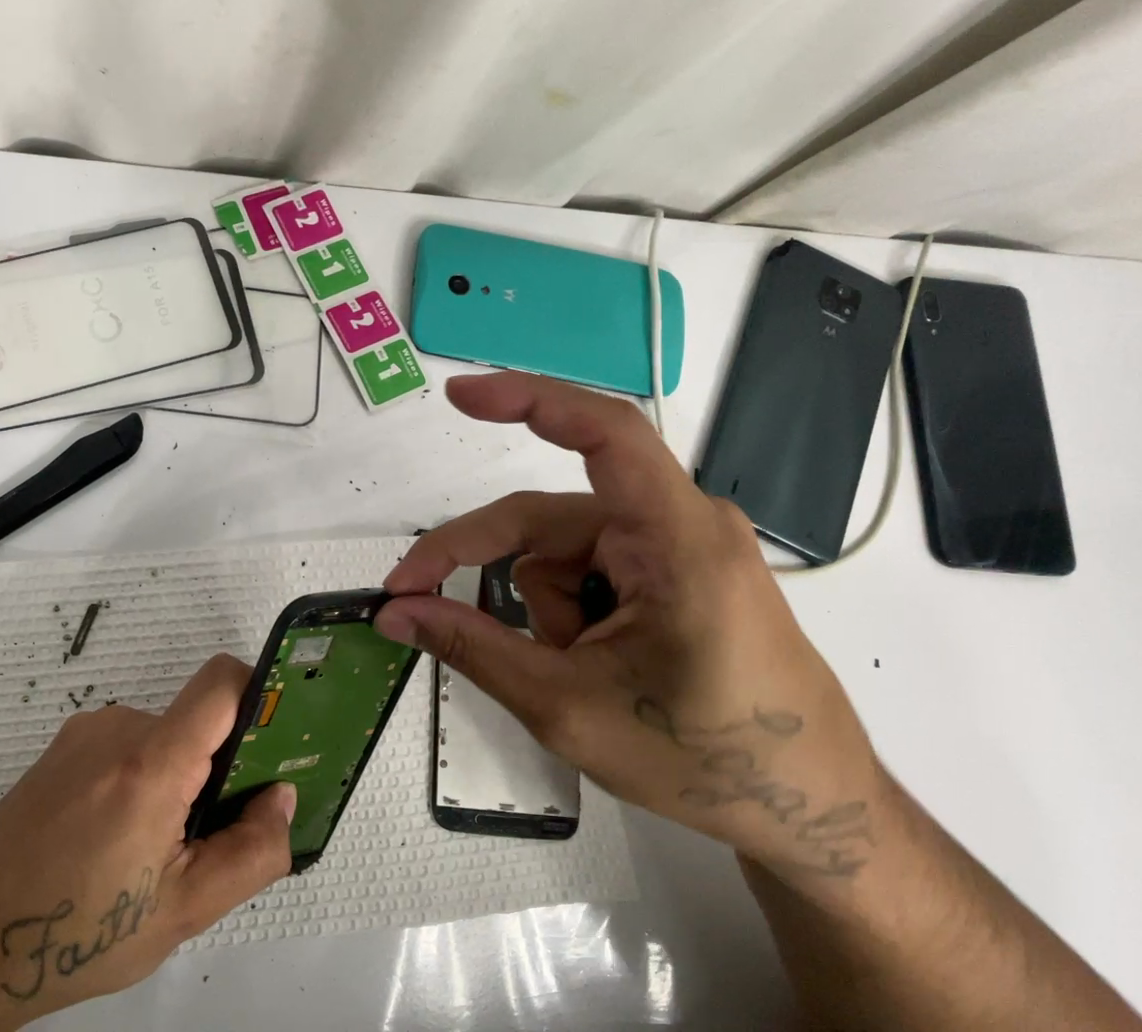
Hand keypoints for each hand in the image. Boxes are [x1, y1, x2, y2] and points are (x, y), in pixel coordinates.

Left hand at [0, 655, 294, 1030]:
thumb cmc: (82, 931)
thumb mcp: (186, 909)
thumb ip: (253, 851)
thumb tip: (280, 796)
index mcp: (148, 763)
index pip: (220, 684)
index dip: (260, 696)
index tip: (275, 744)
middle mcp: (114, 729)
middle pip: (195, 723)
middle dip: (216, 771)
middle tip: (203, 841)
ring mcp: (80, 736)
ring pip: (161, 740)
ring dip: (176, 782)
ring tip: (151, 854)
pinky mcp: (58, 751)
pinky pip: (124, 748)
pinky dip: (141, 781)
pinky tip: (115, 844)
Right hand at [376, 371, 893, 886]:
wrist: (810, 807)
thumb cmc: (701, 759)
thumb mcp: (564, 705)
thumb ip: (471, 647)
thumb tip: (391, 613)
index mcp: (677, 541)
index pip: (605, 433)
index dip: (527, 399)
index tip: (458, 396)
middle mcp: (681, 525)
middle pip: (548, 518)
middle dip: (483, 563)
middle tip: (410, 600)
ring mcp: (683, 547)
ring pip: (564, 551)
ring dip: (541, 608)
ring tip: (565, 672)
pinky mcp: (680, 571)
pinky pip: (593, 568)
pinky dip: (568, 611)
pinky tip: (588, 663)